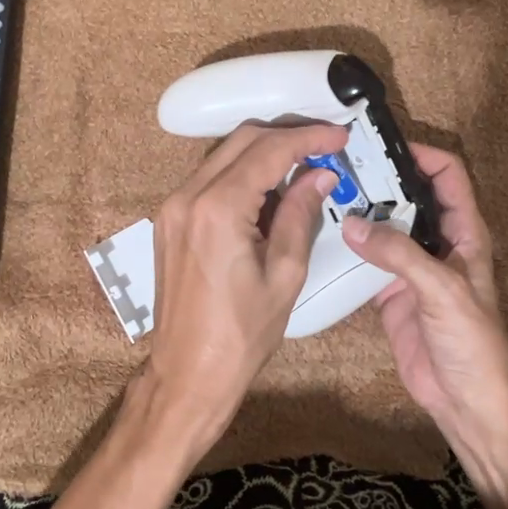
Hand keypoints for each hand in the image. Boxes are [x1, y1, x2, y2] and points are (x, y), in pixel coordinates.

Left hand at [145, 123, 346, 434]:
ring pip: (223, 155)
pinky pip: (209, 178)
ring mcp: (172, 208)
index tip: (339, 135)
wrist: (187, 373)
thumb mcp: (284, 274)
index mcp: (217, 210)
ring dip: (263, 152)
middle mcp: (187, 197)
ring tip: (304, 165)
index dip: (309, 137)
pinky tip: (270, 191)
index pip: (269, 151)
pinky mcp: (168, 221)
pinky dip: (241, 173)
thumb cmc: (241, 335)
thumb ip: (300, 215)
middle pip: (242, 140)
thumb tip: (319, 175)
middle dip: (286, 135)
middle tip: (325, 144)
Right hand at [341, 144, 507, 454]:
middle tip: (340, 164)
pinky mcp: (390, 291)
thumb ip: (400, 255)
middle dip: (380, 178)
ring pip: (385, 225)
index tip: (382, 145)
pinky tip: (323, 235)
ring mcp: (412, 266)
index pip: (448, 176)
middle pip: (409, 195)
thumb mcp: (442, 291)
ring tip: (324, 191)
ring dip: (361, 210)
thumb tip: (352, 223)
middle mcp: (437, 242)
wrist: (465, 401)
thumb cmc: (472, 342)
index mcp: (464, 233)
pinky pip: (366, 259)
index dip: (421, 154)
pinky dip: (348, 246)